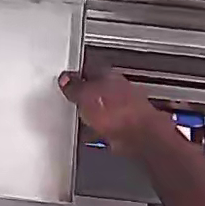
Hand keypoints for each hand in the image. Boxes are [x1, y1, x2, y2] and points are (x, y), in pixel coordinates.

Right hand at [58, 67, 172, 154]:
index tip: (65, 81)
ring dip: (94, 113)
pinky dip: (100, 129)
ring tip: (81, 119)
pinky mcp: (127, 127)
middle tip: (72, 100)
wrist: (139, 136)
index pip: (90, 69)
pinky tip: (93, 134)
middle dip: (86, 95)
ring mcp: (125, 108)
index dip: (76, 76)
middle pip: (98, 89)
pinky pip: (109, 126)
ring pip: (104, 108)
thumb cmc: (119, 112)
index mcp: (109, 76)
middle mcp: (120, 90)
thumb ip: (74, 87)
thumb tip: (66, 80)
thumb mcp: (84, 96)